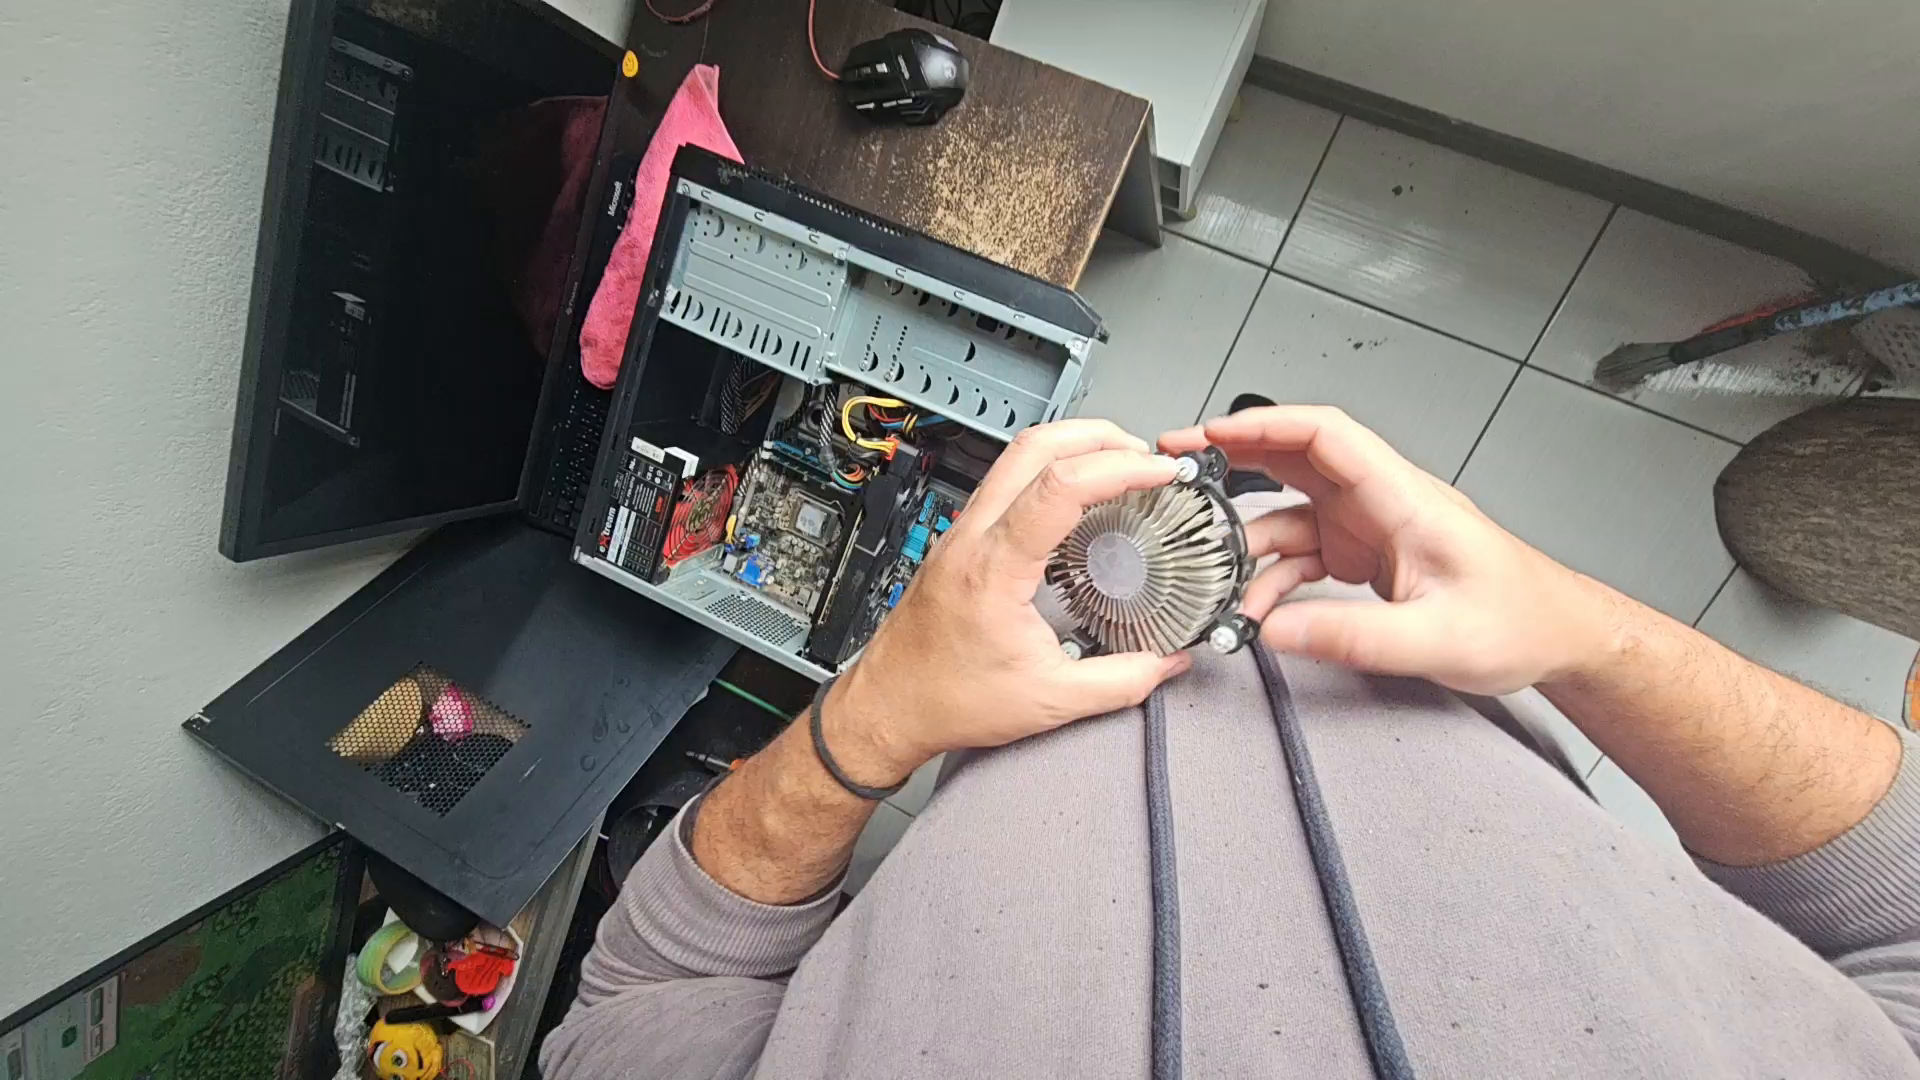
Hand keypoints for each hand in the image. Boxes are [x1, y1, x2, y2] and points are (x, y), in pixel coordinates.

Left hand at [823, 420, 1193, 785]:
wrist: (890, 704)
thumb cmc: (944, 698)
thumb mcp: (1049, 701)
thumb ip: (1120, 682)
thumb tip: (1166, 663)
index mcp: (993, 568)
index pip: (1059, 486)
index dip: (1119, 467)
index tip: (1158, 473)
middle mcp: (972, 538)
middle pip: (1034, 446)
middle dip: (1099, 436)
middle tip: (1143, 456)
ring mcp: (961, 533)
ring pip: (1015, 456)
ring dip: (1071, 447)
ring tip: (1117, 466)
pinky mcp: (959, 540)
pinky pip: (1006, 482)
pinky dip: (1049, 472)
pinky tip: (1074, 500)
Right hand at [1159, 406, 1614, 696]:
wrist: (1555, 637)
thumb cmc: (1520, 621)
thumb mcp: (1438, 638)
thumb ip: (1352, 635)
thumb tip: (1273, 628)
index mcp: (1402, 498)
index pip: (1326, 436)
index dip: (1265, 426)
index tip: (1211, 433)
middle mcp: (1377, 501)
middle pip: (1293, 457)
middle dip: (1231, 455)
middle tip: (1180, 463)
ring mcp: (1363, 525)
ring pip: (1285, 508)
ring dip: (1244, 535)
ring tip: (1211, 567)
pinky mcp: (1355, 551)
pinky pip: (1296, 553)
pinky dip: (1268, 577)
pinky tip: (1256, 607)